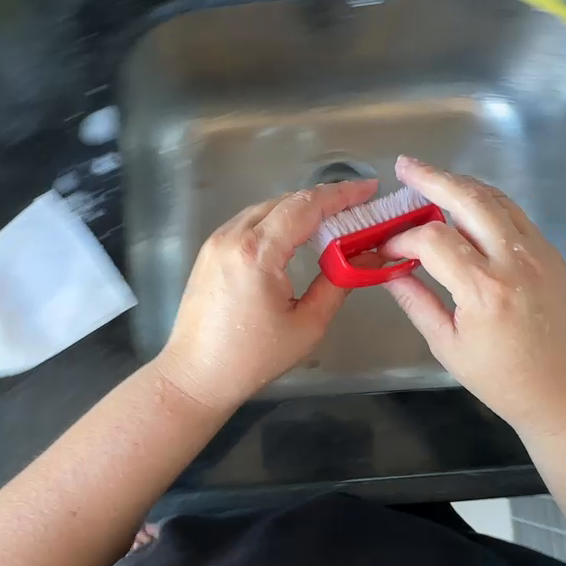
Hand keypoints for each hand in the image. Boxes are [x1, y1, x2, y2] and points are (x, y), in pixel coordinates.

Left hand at [154, 179, 380, 411]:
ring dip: (299, 209)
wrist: (196, 375)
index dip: (341, 194)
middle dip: (323, 200)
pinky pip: (249, 223)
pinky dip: (276, 221)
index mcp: (258, 252)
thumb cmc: (252, 358)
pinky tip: (295, 235)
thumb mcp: (307, 325)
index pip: (306, 206)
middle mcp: (233, 236)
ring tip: (332, 220)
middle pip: (285, 201)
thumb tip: (365, 257)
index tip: (369, 190)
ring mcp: (216, 242)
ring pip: (265, 209)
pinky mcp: (209, 252)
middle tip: (356, 208)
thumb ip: (338, 283)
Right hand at [381, 156, 565, 439]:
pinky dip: (487, 203)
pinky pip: (515, 216)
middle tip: (406, 167)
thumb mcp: (448, 347)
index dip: (402, 238)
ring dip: (462, 185)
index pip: (432, 240)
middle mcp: (513, 261)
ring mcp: (539, 253)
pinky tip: (468, 205)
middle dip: (434, 179)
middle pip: (469, 201)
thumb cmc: (501, 380)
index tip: (385, 249)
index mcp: (483, 290)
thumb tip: (388, 272)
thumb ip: (417, 302)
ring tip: (433, 178)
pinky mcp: (552, 255)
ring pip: (496, 201)